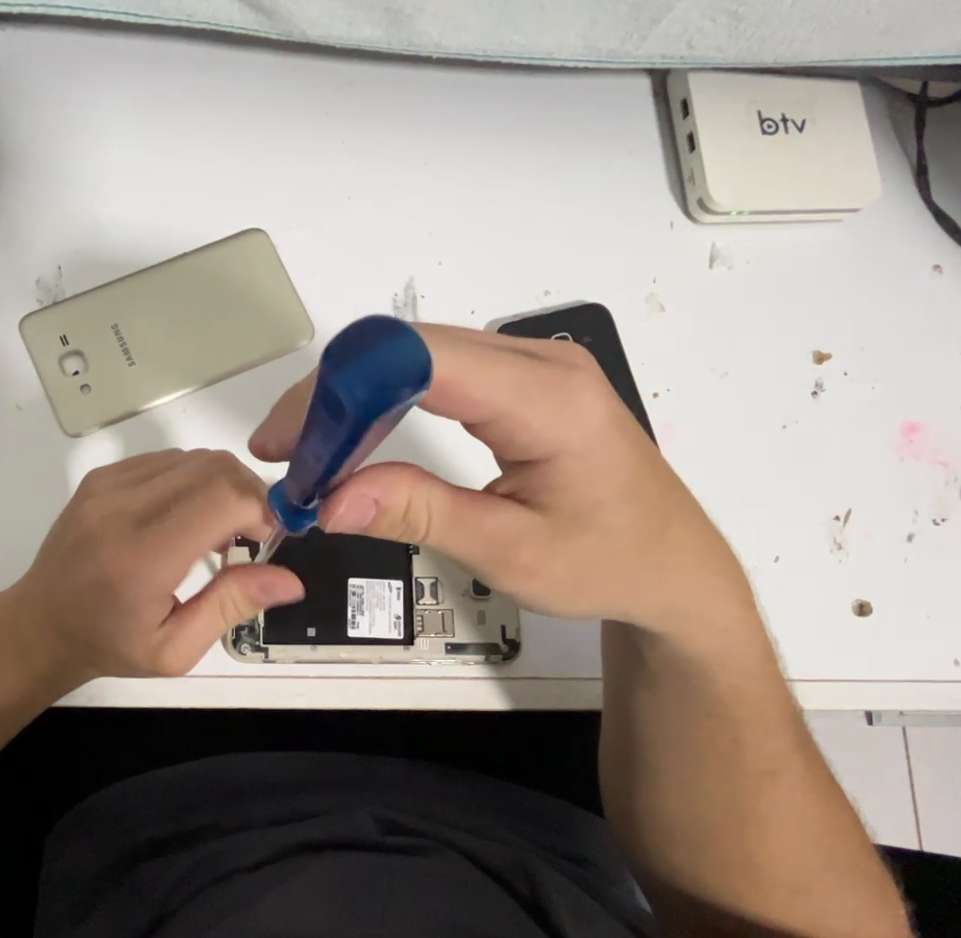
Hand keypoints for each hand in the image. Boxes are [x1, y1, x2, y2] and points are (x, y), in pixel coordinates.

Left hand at [3, 449, 304, 680]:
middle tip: (250, 537)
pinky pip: (168, 460)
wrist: (41, 624)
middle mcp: (121, 509)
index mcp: (141, 558)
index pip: (222, 498)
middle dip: (250, 495)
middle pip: (215, 467)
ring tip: (216, 533)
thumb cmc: (111, 645)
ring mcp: (107, 486)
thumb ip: (232, 606)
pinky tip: (186, 519)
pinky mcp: (102, 476)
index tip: (267, 540)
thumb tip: (291, 579)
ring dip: (223, 487)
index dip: (261, 509)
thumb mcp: (175, 649)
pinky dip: (193, 481)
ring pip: (195, 458)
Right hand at [250, 324, 749, 633]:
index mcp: (547, 399)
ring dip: (351, 401)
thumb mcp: (510, 551)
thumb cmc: (610, 561)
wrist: (672, 565)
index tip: (296, 445)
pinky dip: (381, 404)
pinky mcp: (518, 383)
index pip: (420, 360)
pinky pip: (432, 373)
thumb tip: (332, 501)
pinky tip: (355, 440)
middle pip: (407, 349)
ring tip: (313, 456)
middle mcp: (538, 363)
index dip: (342, 390)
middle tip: (289, 458)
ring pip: (412, 356)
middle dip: (333, 398)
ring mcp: (529, 367)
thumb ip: (421, 515)